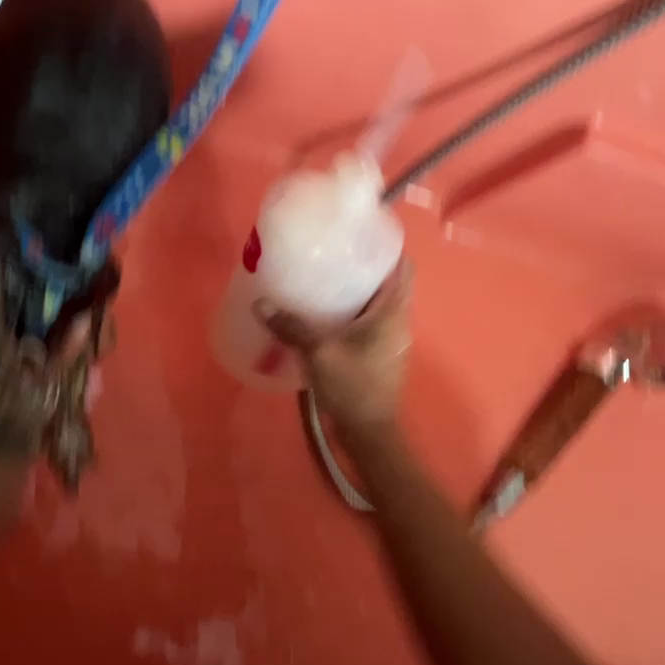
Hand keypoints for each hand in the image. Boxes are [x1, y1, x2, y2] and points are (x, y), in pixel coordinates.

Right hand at [263, 262, 411, 441]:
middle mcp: (397, 321)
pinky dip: (348, 310)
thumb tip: (261, 302)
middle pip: (387, 282)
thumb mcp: (319, 352)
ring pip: (375, 302)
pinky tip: (320, 311)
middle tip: (331, 251)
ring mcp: (388, 339)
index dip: (388, 247)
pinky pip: (365, 320)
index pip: (403, 268)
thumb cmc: (353, 386)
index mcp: (393, 312)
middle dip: (363, 265)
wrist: (369, 431)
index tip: (362, 233)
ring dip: (354, 289)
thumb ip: (292, 326)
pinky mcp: (376, 353)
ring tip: (322, 276)